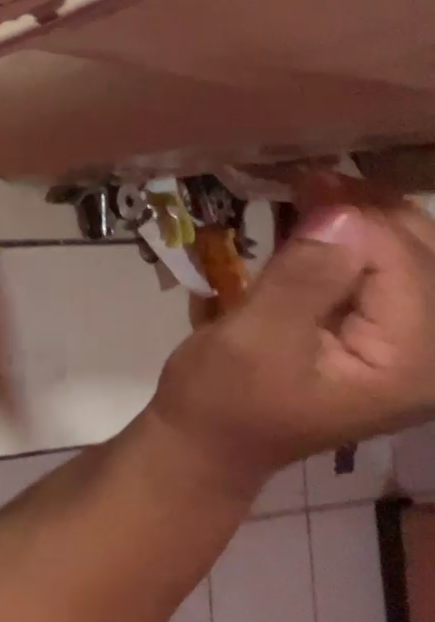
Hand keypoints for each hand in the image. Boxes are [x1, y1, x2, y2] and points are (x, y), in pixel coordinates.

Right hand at [149, 181, 434, 493]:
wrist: (208, 444)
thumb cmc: (220, 397)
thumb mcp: (251, 340)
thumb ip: (301, 280)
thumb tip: (338, 213)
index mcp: (413, 359)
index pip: (402, 264)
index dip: (356, 217)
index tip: (304, 177)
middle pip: (423, 259)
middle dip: (371, 215)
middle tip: (308, 180)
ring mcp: (416, 351)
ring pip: (412, 265)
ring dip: (366, 228)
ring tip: (314, 196)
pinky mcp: (389, 345)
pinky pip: (391, 284)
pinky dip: (359, 252)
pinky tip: (323, 234)